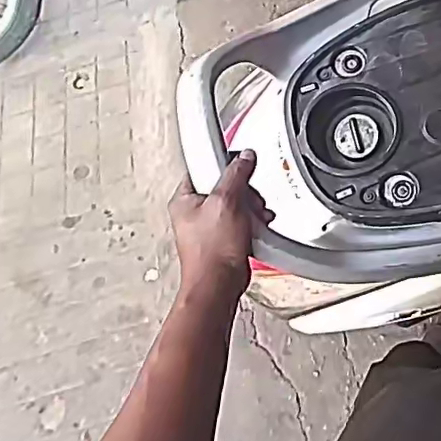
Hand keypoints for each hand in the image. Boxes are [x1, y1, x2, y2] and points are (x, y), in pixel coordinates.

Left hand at [169, 150, 273, 303]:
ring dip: (252, 208)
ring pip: (238, 203)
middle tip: (249, 201)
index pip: (204, 168)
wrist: (220, 283)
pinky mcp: (224, 237)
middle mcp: (194, 211)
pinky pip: (243, 219)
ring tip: (254, 217)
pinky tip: (256, 227)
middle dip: (245, 193)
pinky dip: (253, 221)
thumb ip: (236, 174)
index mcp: (184, 199)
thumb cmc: (212, 250)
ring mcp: (209, 225)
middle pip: (227, 185)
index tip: (241, 166)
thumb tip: (244, 157)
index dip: (225, 166)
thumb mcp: (226, 201)